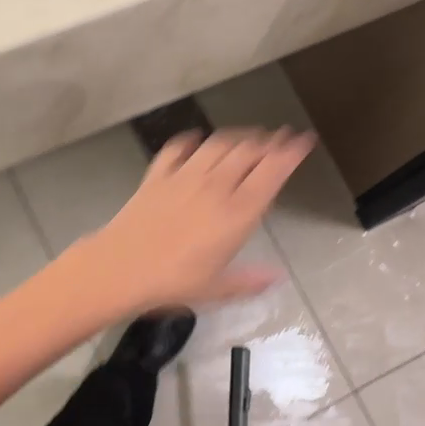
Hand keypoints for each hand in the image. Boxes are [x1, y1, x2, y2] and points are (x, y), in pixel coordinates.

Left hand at [67, 128, 315, 313]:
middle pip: (248, 151)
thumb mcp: (217, 288)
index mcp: (237, 213)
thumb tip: (276, 277)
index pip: (271, 173)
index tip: (303, 141)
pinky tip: (197, 140)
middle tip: (280, 137)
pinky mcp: (157, 176)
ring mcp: (184, 177)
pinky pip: (177, 149)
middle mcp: (215, 187)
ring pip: (218, 144)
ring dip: (237, 137)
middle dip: (269, 140)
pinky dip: (191, 140)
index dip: (291, 153)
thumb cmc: (173, 282)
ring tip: (248, 136)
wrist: (120, 268)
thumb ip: (248, 280)